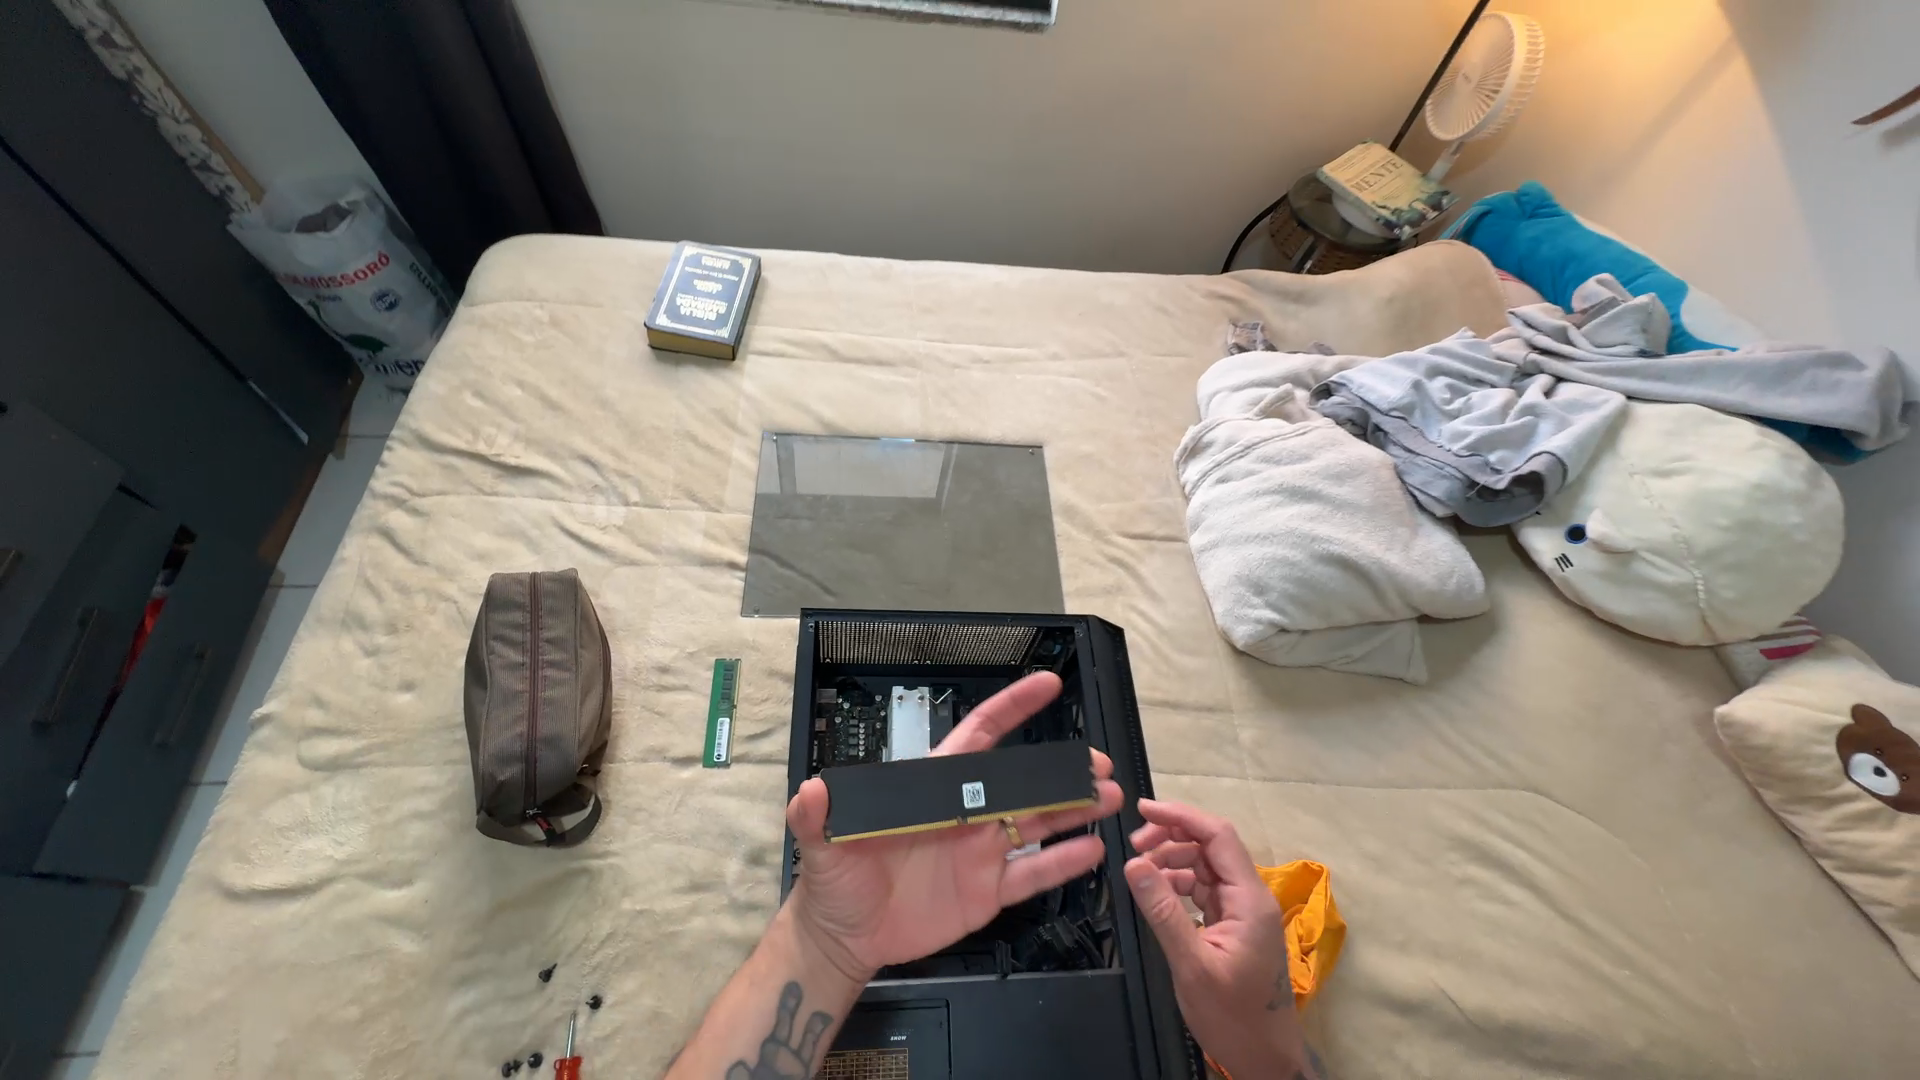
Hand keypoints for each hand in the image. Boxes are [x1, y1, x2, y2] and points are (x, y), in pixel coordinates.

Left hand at [784, 672, 1124, 981]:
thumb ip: (818, 815)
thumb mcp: (820, 844)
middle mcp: (964, 814)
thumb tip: (810, 790)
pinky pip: (1032, 873)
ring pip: (1036, 822)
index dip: (1011, 709)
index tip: (1046, 686)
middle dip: (1059, 769)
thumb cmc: (834, 881)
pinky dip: (1063, 861)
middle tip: (1098, 764)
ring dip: (1072, 809)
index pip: (979, 738)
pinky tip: (1092, 849)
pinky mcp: (987, 892)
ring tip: (1109, 798)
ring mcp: (980, 852)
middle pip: (1021, 782)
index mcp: (933, 789)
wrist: (845, 938)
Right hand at [1124, 799, 1308, 1078]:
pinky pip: (1204, 888)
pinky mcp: (1233, 924)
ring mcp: (1243, 910)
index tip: (1142, 810)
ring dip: (1172, 859)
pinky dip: (1178, 882)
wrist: (1264, 1062)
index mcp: (1249, 899)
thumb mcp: (1191, 964)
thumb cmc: (1232, 1017)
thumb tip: (1133, 863)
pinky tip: (1156, 890)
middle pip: (1210, 845)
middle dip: (1171, 836)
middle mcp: (1250, 896)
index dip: (1180, 816)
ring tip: (1140, 869)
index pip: (1217, 835)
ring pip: (1205, 864)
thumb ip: (1162, 910)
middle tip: (1134, 847)